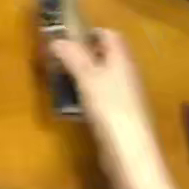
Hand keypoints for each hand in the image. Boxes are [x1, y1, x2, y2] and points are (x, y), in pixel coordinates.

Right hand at [51, 29, 157, 166]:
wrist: (132, 156)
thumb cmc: (110, 109)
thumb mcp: (87, 77)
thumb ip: (73, 56)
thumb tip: (57, 39)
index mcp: (121, 59)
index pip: (109, 35)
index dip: (90, 31)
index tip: (67, 36)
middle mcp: (125, 74)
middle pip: (105, 56)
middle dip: (82, 54)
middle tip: (58, 57)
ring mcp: (124, 97)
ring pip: (102, 77)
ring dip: (82, 75)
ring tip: (60, 78)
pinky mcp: (120, 117)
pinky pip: (101, 98)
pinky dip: (86, 96)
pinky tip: (72, 105)